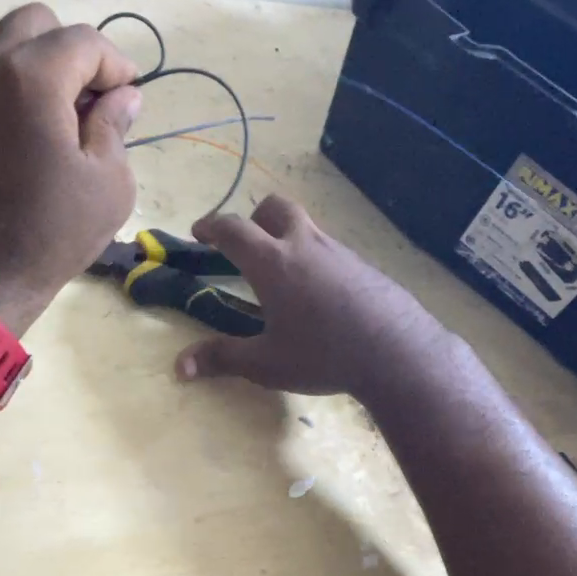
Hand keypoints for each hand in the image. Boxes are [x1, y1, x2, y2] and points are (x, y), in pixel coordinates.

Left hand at [0, 4, 142, 334]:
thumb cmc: (56, 233)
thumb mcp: (108, 181)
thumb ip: (115, 125)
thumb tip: (122, 97)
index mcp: (32, 78)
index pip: (83, 43)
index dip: (116, 65)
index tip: (131, 98)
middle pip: (37, 26)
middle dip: (74, 53)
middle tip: (96, 98)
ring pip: (9, 48)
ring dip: (44, 67)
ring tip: (70, 117)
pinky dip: (19, 88)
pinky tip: (41, 132)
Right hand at [173, 195, 452, 400]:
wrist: (397, 352)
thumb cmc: (321, 355)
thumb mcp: (265, 363)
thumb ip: (221, 359)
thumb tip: (179, 367)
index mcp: (273, 262)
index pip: (233, 229)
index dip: (211, 226)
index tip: (199, 232)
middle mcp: (305, 245)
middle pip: (275, 208)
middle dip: (254, 217)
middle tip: (245, 243)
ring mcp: (339, 252)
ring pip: (306, 227)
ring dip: (287, 238)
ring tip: (282, 277)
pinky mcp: (364, 267)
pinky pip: (330, 251)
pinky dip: (314, 260)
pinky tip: (319, 298)